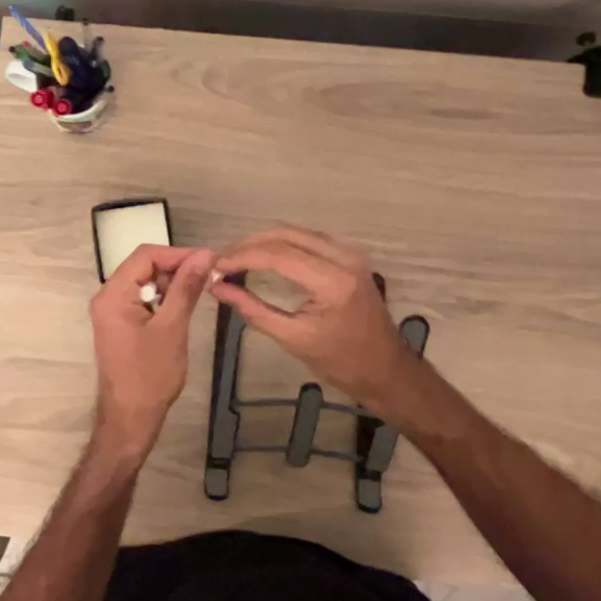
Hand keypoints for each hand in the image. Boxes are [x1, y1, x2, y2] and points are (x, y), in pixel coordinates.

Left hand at [89, 244, 214, 458]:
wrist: (130, 417)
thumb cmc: (151, 375)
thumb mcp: (172, 328)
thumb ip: (186, 288)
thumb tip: (204, 255)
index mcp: (113, 295)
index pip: (145, 255)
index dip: (178, 254)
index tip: (208, 261)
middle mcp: (107, 297)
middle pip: (143, 265)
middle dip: (175, 266)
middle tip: (207, 276)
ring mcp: (111, 311)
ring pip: (144, 281)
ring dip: (170, 282)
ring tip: (198, 291)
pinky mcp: (119, 324)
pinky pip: (141, 298)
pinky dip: (162, 297)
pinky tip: (181, 307)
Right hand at [210, 226, 421, 411]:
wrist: (386, 369)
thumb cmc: (341, 362)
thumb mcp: (292, 339)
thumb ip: (253, 309)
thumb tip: (217, 288)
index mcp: (333, 281)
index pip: (278, 254)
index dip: (241, 256)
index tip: (214, 266)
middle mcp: (344, 257)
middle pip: (285, 234)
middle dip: (248, 244)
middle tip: (221, 261)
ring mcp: (350, 252)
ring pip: (296, 231)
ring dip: (263, 241)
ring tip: (236, 259)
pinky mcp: (350, 254)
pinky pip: (308, 238)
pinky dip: (281, 243)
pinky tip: (262, 257)